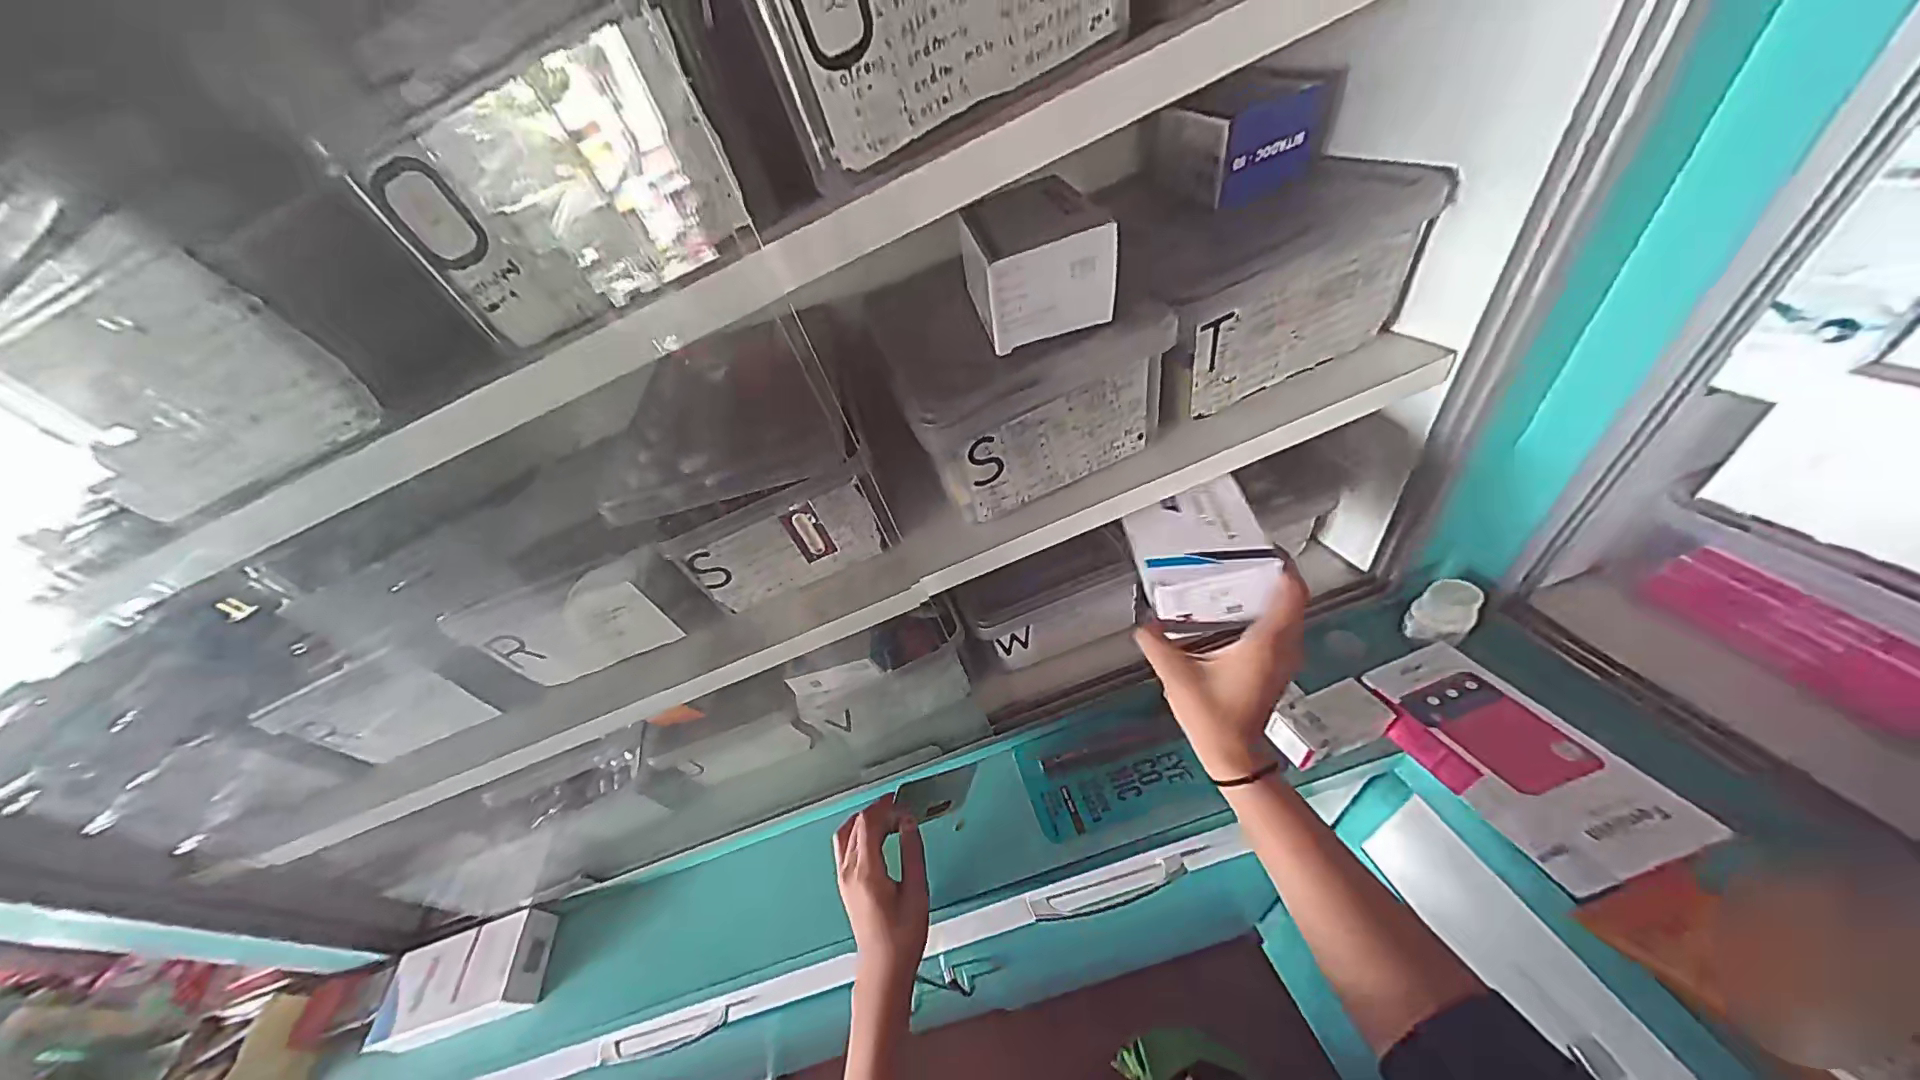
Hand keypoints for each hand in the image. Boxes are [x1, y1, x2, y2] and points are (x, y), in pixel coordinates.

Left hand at [833, 795, 928, 978]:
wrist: (884, 966)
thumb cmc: (901, 936)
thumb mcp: (917, 890)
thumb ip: (912, 851)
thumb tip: (909, 824)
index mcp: (866, 871)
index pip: (868, 822)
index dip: (886, 808)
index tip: (903, 806)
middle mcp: (849, 872)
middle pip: (856, 824)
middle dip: (878, 811)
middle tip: (899, 809)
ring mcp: (843, 878)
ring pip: (846, 833)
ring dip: (865, 820)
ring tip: (888, 817)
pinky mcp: (845, 884)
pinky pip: (845, 846)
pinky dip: (859, 833)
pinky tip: (877, 835)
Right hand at [1134, 569, 1308, 778]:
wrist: (1232, 753)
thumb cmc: (1213, 716)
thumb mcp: (1176, 674)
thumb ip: (1156, 643)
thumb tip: (1144, 622)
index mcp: (1266, 642)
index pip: (1291, 592)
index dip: (1284, 566)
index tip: (1268, 549)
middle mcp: (1284, 648)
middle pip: (1293, 599)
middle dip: (1273, 575)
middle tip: (1248, 560)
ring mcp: (1286, 660)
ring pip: (1291, 615)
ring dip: (1273, 595)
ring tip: (1244, 580)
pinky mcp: (1279, 669)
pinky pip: (1284, 630)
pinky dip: (1270, 614)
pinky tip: (1241, 614)